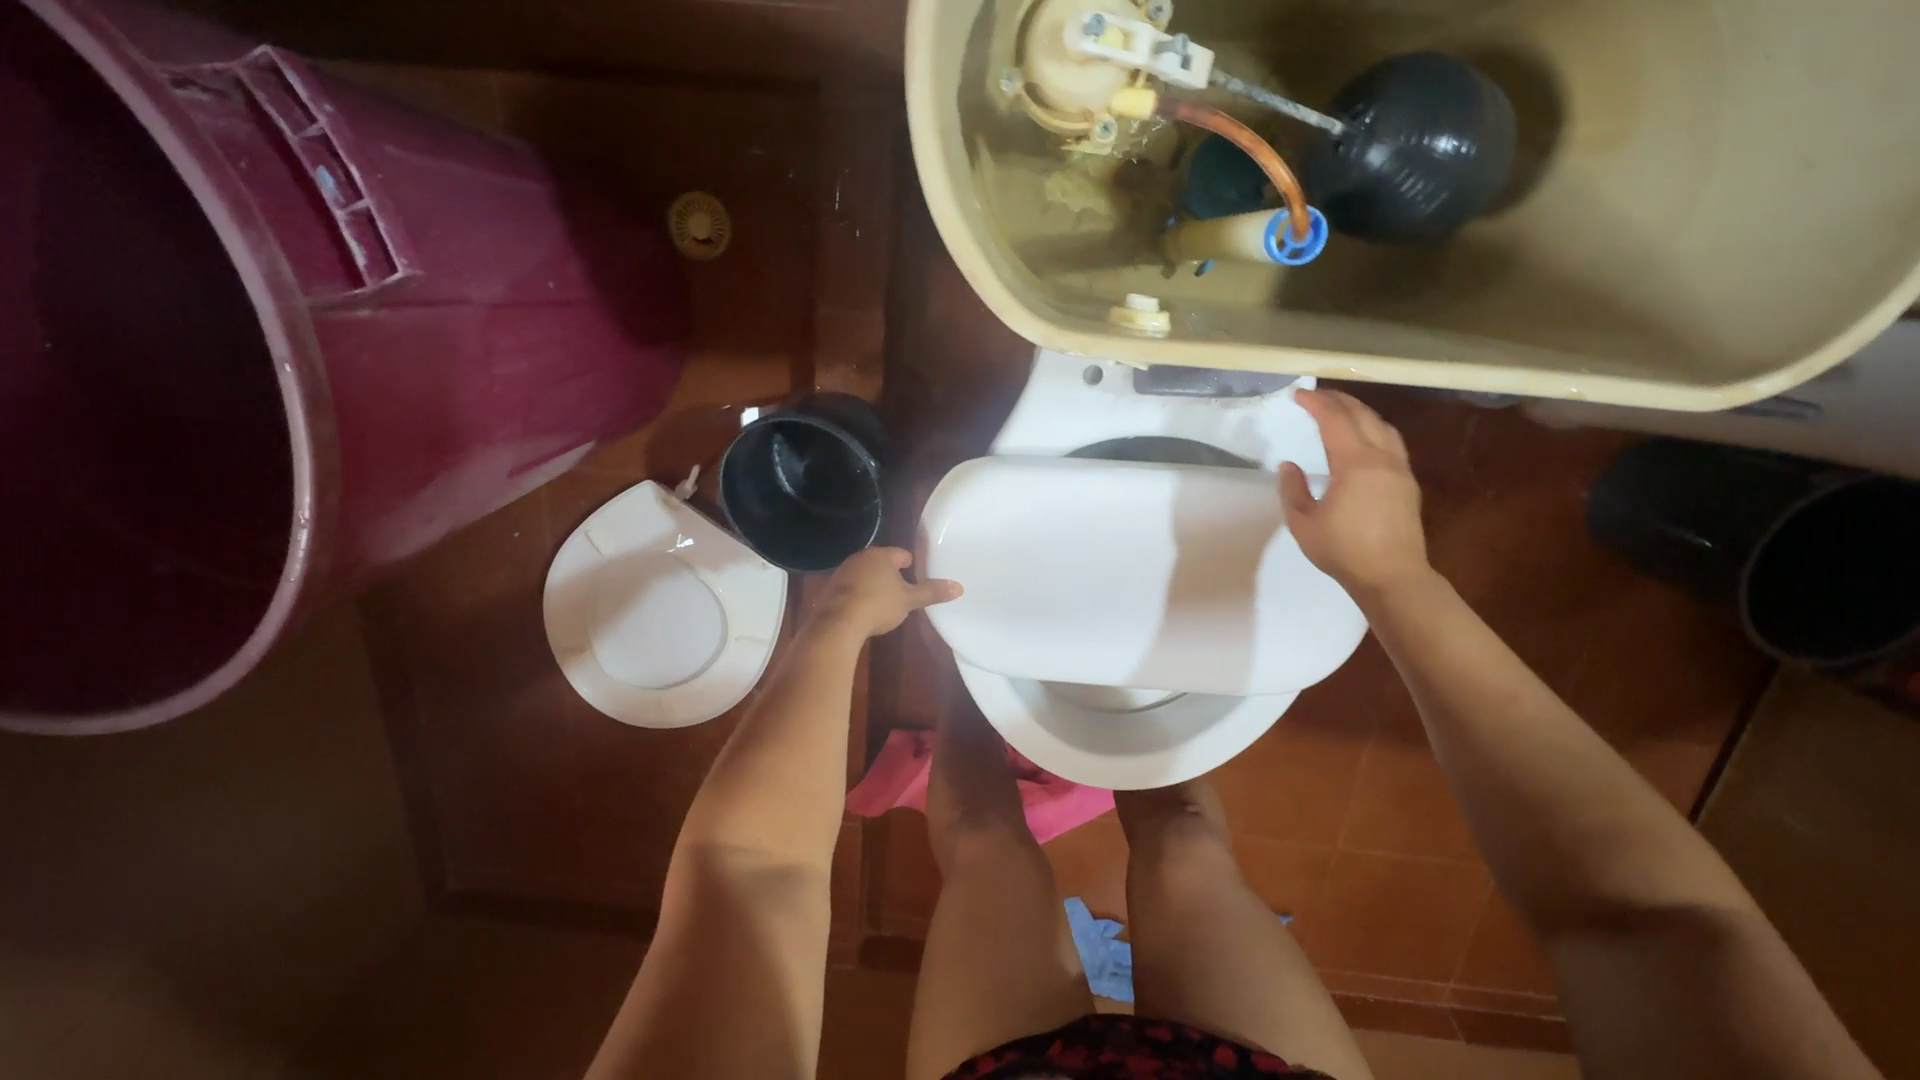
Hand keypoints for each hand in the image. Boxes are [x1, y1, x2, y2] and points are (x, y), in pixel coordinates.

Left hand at [811, 548, 962, 639]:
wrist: (838, 622)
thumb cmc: (878, 605)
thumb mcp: (909, 601)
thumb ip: (932, 592)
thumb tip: (959, 587)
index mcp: (881, 555)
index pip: (902, 554)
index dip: (911, 566)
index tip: (916, 578)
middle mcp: (860, 558)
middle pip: (881, 563)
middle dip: (892, 576)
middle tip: (903, 592)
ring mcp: (843, 572)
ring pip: (865, 575)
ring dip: (873, 585)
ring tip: (884, 603)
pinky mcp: (831, 588)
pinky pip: (851, 588)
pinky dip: (858, 595)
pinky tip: (864, 610)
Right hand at [1280, 389, 1432, 596]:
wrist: (1392, 576)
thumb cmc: (1343, 550)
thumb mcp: (1304, 523)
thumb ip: (1294, 490)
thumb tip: (1290, 466)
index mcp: (1355, 463)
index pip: (1335, 420)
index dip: (1316, 403)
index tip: (1298, 394)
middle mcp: (1382, 458)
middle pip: (1363, 416)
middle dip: (1339, 401)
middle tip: (1318, 396)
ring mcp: (1400, 470)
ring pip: (1383, 427)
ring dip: (1361, 413)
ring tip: (1342, 411)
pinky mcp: (1407, 484)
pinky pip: (1391, 443)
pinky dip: (1374, 430)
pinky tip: (1363, 439)